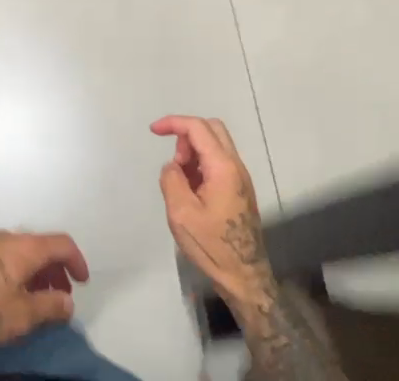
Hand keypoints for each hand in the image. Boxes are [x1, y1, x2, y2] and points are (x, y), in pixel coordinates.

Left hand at [0, 231, 90, 346]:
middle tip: (57, 295)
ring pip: (14, 252)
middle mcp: (4, 237)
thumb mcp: (22, 315)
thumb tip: (67, 301)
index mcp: (24, 247)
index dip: (76, 260)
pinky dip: (7, 271)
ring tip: (29, 298)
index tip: (82, 281)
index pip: (61, 243)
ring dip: (28, 272)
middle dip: (52, 269)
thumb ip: (49, 306)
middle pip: (37, 246)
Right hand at [152, 115, 271, 300]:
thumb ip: (171, 179)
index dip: (174, 123)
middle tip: (174, 162)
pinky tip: (191, 192)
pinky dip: (201, 165)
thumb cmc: (212, 245)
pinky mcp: (240, 190)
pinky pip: (219, 163)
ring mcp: (240, 178)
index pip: (198, 128)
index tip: (153, 131)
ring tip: (180, 183)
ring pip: (216, 145)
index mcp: (223, 167)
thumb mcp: (181, 213)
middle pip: (212, 129)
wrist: (245, 276)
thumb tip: (173, 166)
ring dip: (193, 152)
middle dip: (186, 135)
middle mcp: (236, 166)